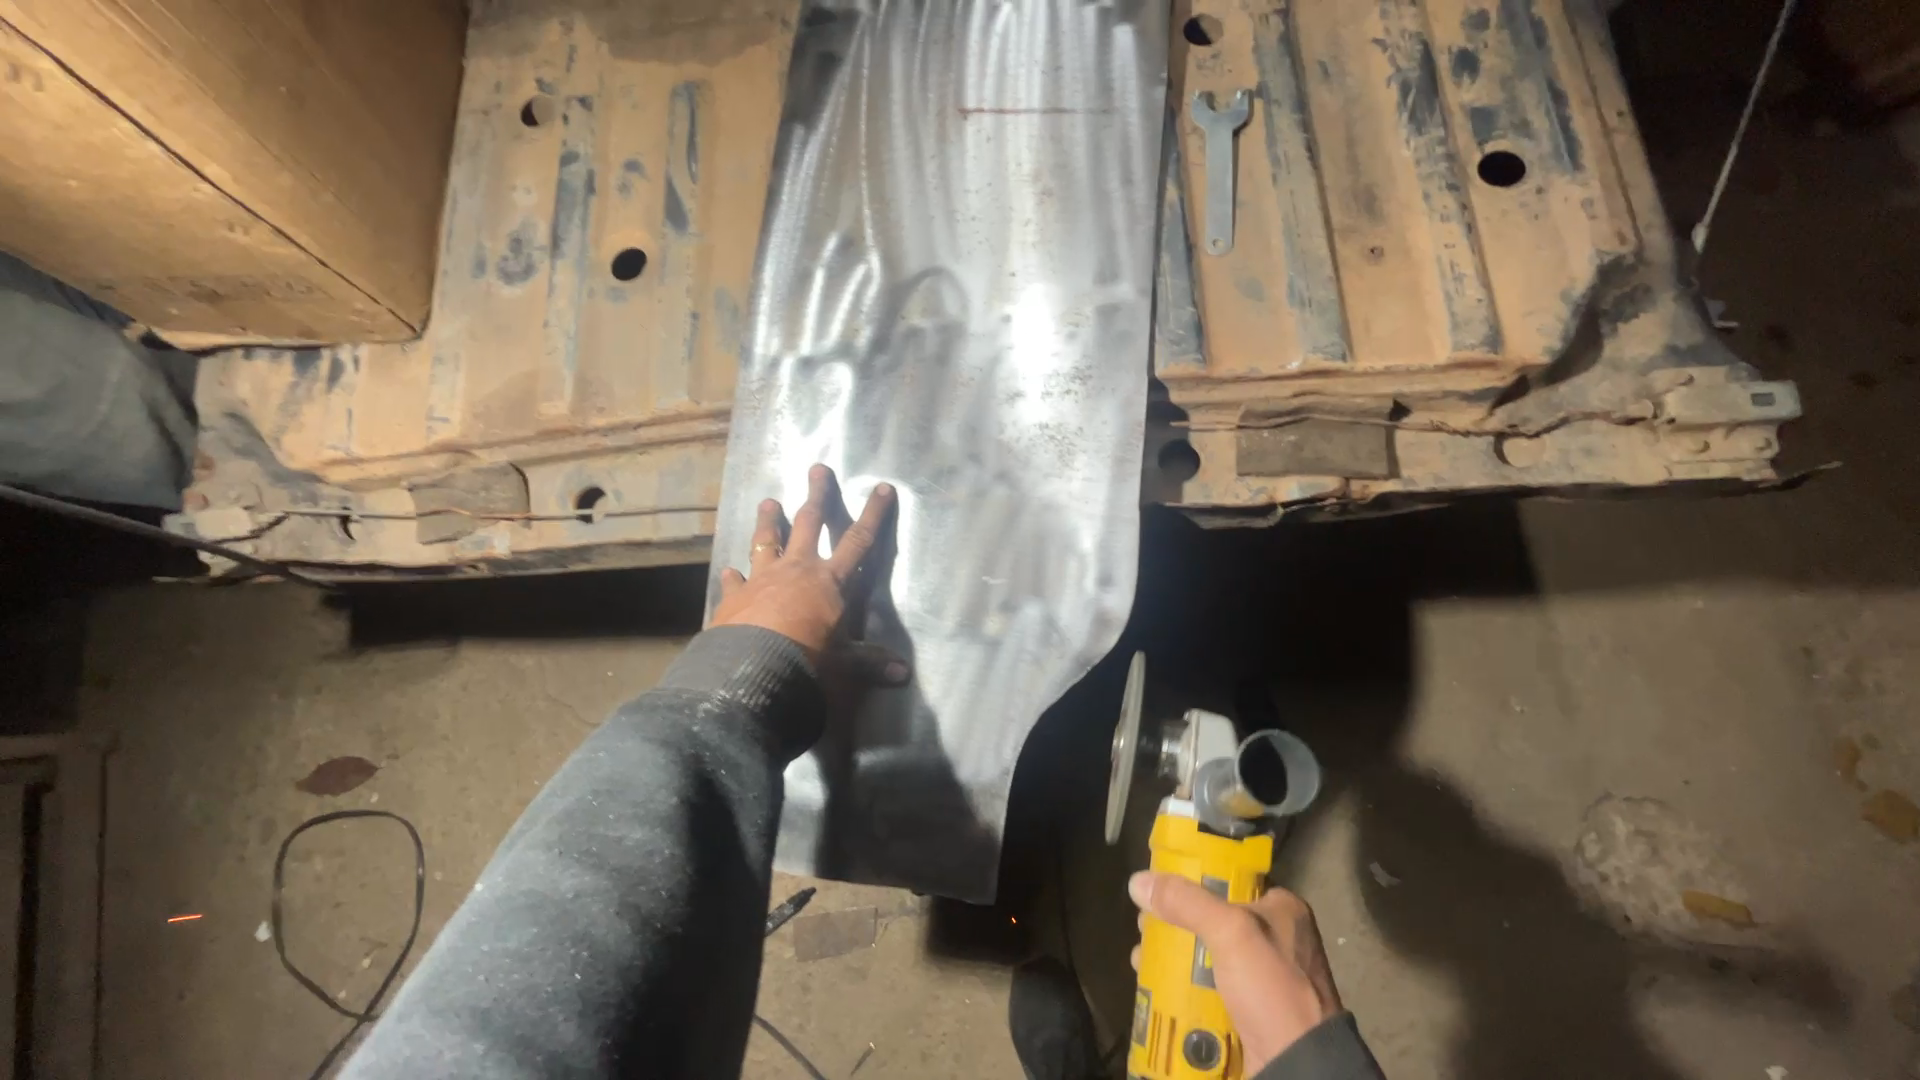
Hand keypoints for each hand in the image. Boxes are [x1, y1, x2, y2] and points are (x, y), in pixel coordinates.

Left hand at [713, 464, 899, 670]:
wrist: (751, 667)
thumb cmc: (807, 659)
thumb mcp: (845, 663)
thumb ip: (870, 663)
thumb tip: (903, 675)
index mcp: (830, 581)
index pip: (858, 541)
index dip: (873, 515)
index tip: (882, 488)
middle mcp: (797, 569)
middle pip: (809, 523)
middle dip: (817, 496)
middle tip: (817, 469)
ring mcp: (763, 578)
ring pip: (767, 539)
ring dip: (769, 521)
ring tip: (768, 501)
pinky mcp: (735, 596)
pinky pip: (735, 580)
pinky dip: (733, 576)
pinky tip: (728, 571)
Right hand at [1128, 872, 1342, 1073]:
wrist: (1300, 1067)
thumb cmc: (1272, 987)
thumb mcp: (1231, 932)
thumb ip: (1187, 902)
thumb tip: (1138, 881)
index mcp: (1282, 909)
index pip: (1228, 881)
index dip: (1191, 880)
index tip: (1159, 888)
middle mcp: (1275, 938)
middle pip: (1210, 917)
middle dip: (1173, 921)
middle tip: (1144, 926)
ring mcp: (1262, 978)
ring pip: (1205, 952)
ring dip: (1172, 954)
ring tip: (1142, 957)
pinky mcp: (1250, 1009)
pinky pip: (1207, 985)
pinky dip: (1182, 982)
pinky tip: (1156, 983)